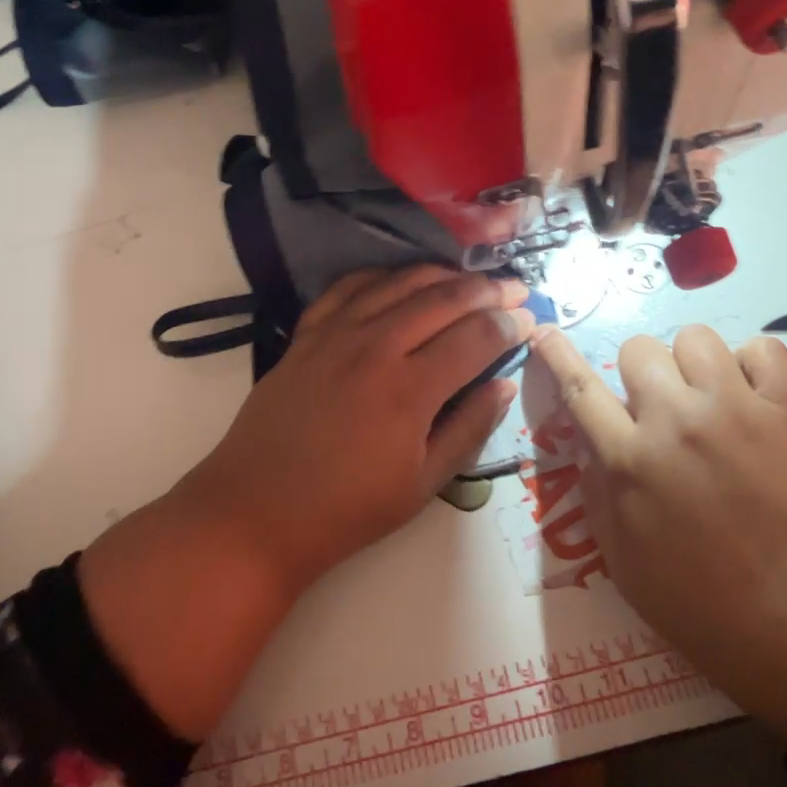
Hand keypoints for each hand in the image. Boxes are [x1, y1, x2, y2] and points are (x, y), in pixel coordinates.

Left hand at [81, 267, 531, 737]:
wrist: (256, 512)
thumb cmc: (346, 510)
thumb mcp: (421, 485)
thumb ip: (468, 429)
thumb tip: (504, 384)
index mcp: (409, 390)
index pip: (474, 337)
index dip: (508, 324)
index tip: (530, 320)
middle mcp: (375, 347)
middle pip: (442, 298)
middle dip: (487, 289)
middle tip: (514, 289)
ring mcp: (335, 335)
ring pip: (399, 283)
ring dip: (442, 274)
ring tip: (470, 278)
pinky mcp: (306, 335)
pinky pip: (349, 288)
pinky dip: (383, 276)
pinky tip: (401, 280)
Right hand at [529, 325, 786, 768]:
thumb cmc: (703, 606)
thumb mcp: (623, 561)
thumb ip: (597, 494)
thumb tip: (589, 442)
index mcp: (629, 461)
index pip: (580, 389)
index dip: (558, 356)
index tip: (546, 333)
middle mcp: (677, 421)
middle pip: (638, 350)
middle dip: (642, 378)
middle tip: (663, 412)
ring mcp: (737, 408)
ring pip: (696, 338)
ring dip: (694, 367)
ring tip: (712, 402)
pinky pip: (762, 347)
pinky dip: (753, 366)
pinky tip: (754, 400)